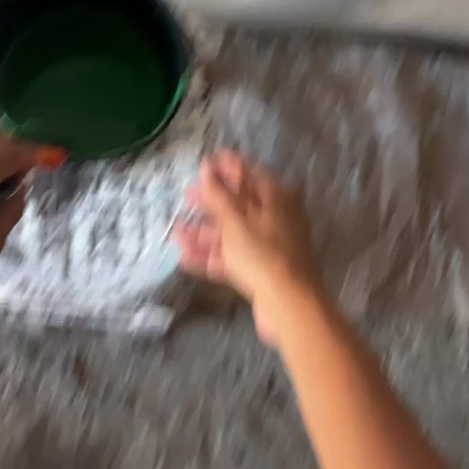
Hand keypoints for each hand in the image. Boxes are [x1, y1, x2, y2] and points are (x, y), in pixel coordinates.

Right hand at [173, 150, 327, 346]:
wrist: (290, 306)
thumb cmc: (263, 253)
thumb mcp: (235, 219)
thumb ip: (218, 193)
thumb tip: (207, 167)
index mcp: (276, 197)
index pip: (249, 173)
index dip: (226, 166)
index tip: (204, 163)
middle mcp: (275, 218)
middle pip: (240, 204)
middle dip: (211, 201)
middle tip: (188, 196)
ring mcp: (269, 246)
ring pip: (233, 233)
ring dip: (206, 231)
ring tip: (178, 230)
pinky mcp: (261, 271)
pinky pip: (232, 257)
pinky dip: (212, 255)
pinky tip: (185, 257)